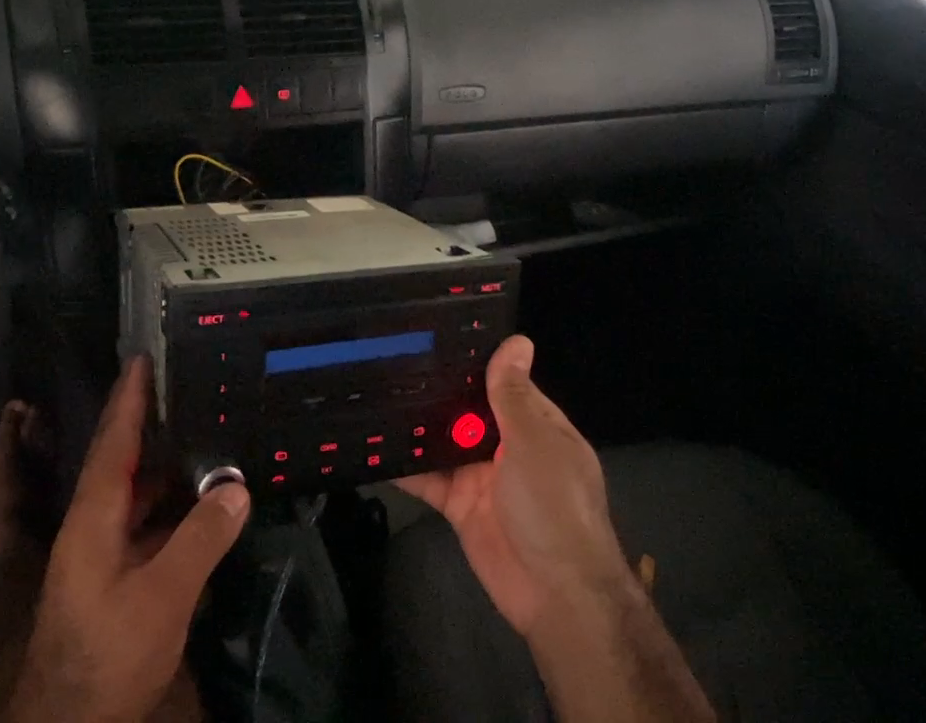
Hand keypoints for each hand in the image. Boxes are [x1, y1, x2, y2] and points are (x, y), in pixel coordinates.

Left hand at [6, 357, 250, 722]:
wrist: (71, 716)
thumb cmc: (109, 650)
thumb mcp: (162, 595)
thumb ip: (199, 539)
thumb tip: (236, 486)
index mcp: (93, 516)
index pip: (113, 443)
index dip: (128, 400)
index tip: (141, 359)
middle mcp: (94, 524)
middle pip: (122, 460)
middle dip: (147, 422)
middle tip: (182, 386)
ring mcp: (104, 551)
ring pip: (136, 493)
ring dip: (165, 465)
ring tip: (201, 431)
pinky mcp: (117, 575)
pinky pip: (146, 522)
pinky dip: (172, 504)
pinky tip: (202, 499)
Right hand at [396, 335, 625, 636]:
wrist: (554, 592)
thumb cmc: (553, 505)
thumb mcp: (535, 442)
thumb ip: (513, 396)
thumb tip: (517, 341)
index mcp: (537, 427)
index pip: (504, 384)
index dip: (475, 362)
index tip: (436, 334)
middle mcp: (509, 447)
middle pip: (468, 412)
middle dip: (437, 392)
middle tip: (388, 356)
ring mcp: (482, 477)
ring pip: (442, 442)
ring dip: (415, 426)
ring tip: (373, 391)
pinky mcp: (459, 505)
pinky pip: (426, 479)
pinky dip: (402, 467)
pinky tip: (371, 447)